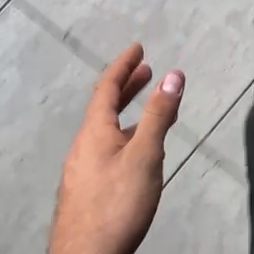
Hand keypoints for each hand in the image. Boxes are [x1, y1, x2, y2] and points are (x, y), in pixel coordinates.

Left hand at [48, 44, 184, 253]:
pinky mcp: (85, 197)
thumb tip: (173, 73)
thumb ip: (160, 115)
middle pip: (103, 110)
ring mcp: (81, 175)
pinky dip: (124, 138)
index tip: (138, 47)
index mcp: (93, 134)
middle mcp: (82, 150)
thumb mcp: (145, 156)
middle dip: (126, 88)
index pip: (106, 89)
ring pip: (105, 133)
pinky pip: (105, 152)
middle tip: (146, 71)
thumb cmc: (116, 206)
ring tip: (152, 111)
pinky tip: (138, 157)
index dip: (123, 66)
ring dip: (128, 115)